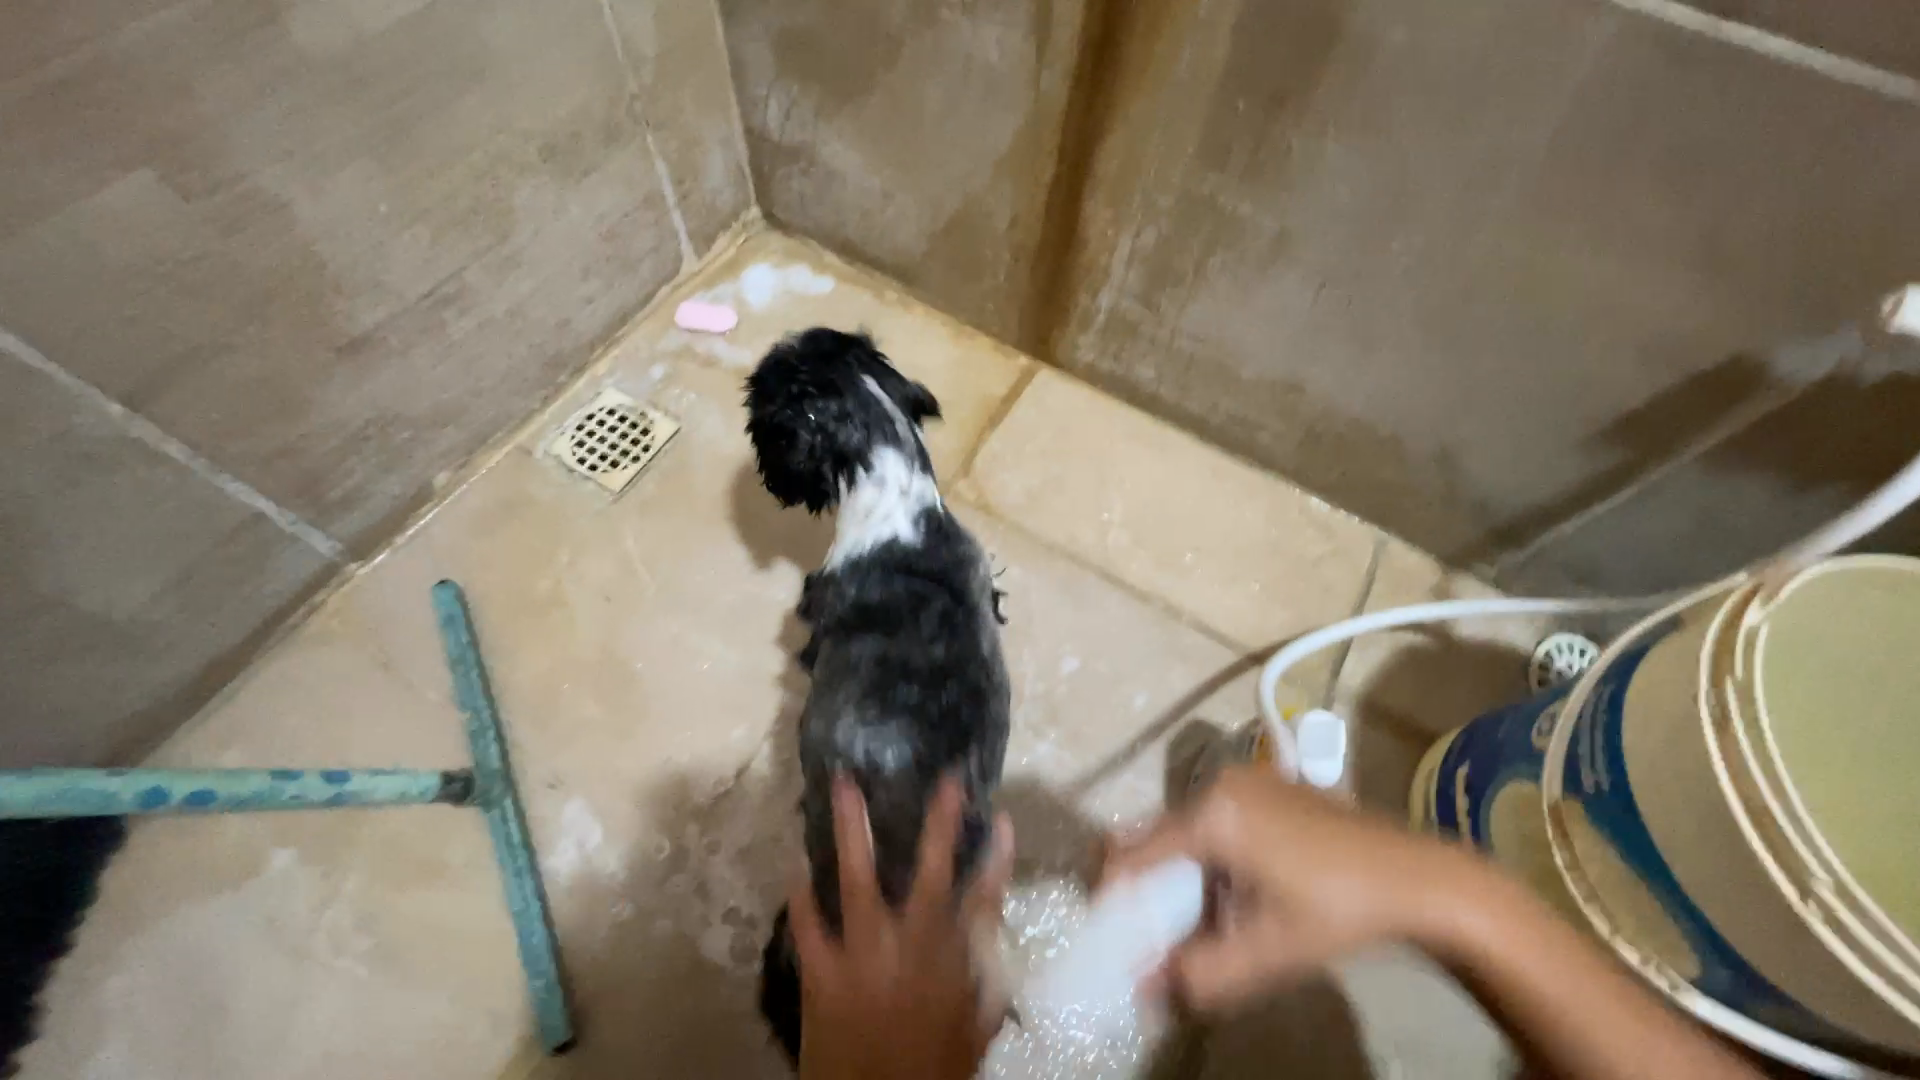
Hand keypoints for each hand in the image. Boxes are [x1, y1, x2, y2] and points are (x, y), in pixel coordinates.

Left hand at [792, 774, 1013, 1079]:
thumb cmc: (932, 1066)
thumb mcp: (974, 1023)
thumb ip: (986, 971)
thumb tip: (990, 923)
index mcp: (950, 965)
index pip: (985, 900)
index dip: (998, 857)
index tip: (1003, 819)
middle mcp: (908, 950)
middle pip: (928, 874)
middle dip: (937, 824)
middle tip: (941, 782)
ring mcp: (861, 959)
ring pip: (856, 882)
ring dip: (849, 831)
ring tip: (843, 787)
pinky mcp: (821, 976)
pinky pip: (807, 927)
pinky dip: (801, 896)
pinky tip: (796, 864)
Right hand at [1101, 764, 1465, 1010]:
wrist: (1421, 879)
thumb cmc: (1340, 914)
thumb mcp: (1268, 953)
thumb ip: (1199, 973)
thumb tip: (1142, 988)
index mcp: (1212, 816)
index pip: (1134, 852)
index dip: (1115, 892)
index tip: (1113, 931)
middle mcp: (1218, 784)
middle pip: (1158, 836)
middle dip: (1150, 886)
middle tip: (1161, 932)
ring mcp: (1246, 779)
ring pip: (1187, 827)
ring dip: (1183, 872)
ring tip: (1205, 917)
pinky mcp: (1267, 784)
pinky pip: (1216, 818)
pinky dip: (1210, 854)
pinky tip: (1239, 889)